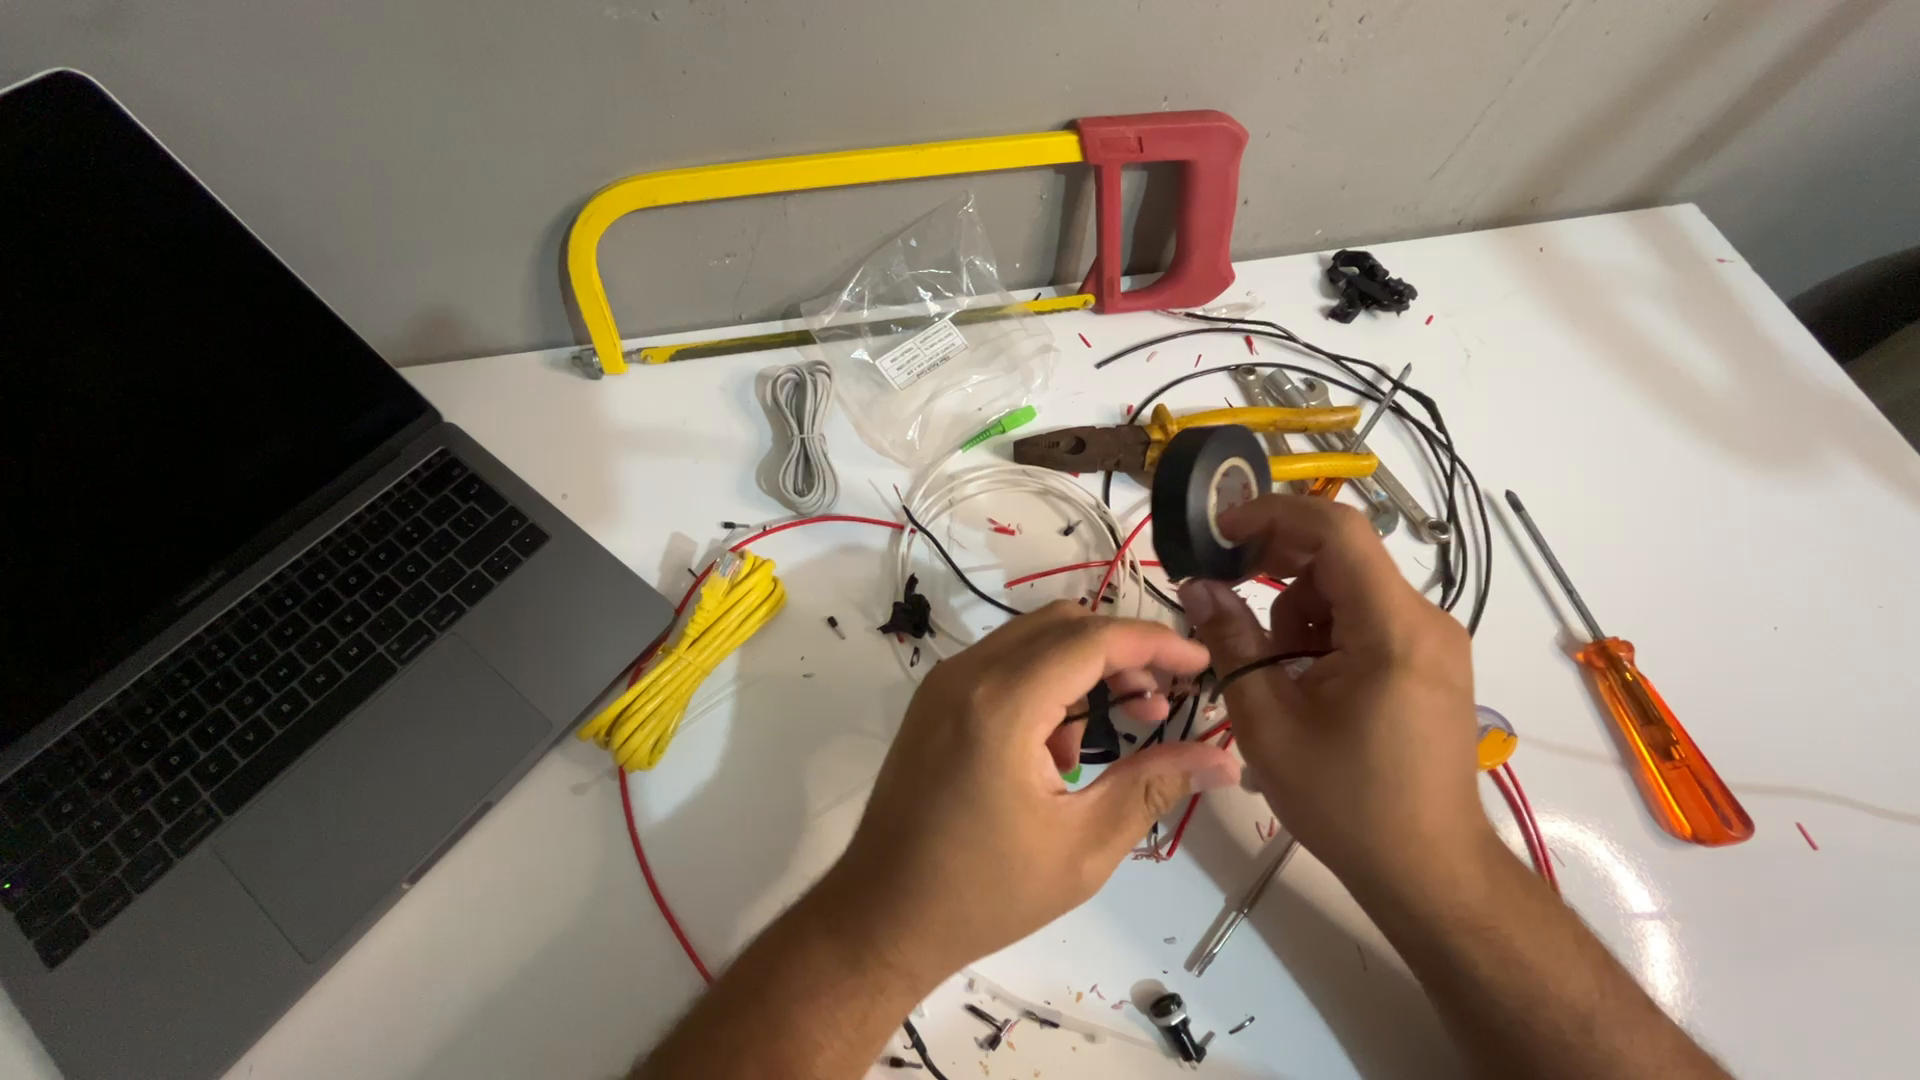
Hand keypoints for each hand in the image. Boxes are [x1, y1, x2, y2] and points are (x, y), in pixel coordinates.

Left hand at [821, 602, 1240, 979]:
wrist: (881, 915)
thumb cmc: (985, 892)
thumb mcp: (1083, 846)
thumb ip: (1154, 785)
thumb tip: (1222, 758)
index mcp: (1003, 704)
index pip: (1094, 640)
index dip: (1156, 644)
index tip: (1202, 665)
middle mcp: (968, 674)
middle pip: (1064, 624)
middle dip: (1123, 651)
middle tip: (1163, 700)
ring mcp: (944, 682)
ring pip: (1033, 639)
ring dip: (1085, 664)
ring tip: (1122, 723)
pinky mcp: (934, 699)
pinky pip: (1004, 662)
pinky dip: (1046, 680)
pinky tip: (1060, 746)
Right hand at [1176, 496, 1492, 899]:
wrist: (1428, 871)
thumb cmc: (1345, 801)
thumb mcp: (1267, 721)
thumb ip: (1230, 641)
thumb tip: (1197, 584)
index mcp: (1392, 629)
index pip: (1337, 531)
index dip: (1273, 514)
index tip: (1220, 530)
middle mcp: (1425, 620)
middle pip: (1340, 556)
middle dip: (1275, 567)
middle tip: (1226, 595)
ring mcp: (1432, 641)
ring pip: (1347, 588)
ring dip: (1296, 610)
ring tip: (1274, 672)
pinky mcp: (1428, 661)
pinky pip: (1364, 617)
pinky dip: (1321, 632)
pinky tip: (1304, 681)